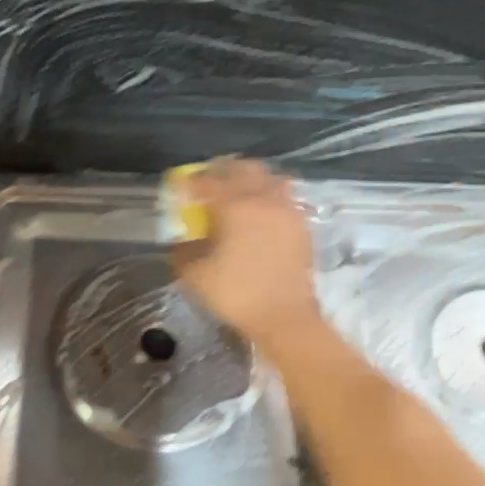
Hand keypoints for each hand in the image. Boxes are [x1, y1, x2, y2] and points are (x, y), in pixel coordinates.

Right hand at [172, 157, 323, 341]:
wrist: (285, 317)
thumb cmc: (237, 295)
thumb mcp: (196, 276)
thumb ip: (184, 252)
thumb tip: (183, 240)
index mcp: (234, 205)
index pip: (207, 181)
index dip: (191, 181)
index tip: (182, 187)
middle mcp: (263, 198)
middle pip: (244, 168)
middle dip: (224, 171)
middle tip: (210, 183)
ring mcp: (288, 210)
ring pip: (270, 179)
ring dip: (252, 180)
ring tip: (241, 194)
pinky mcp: (302, 226)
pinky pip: (286, 198)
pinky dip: (271, 198)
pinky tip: (263, 214)